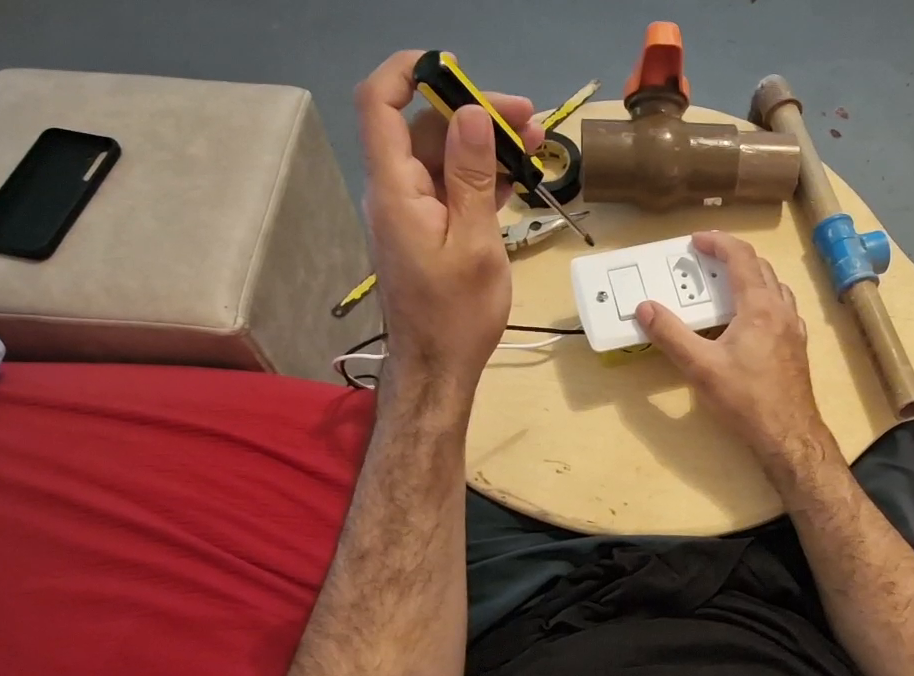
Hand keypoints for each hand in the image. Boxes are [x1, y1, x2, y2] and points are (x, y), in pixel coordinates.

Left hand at [355, 52, 543, 397]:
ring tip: (536, 145)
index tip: (454, 68)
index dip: (407, 71)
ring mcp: (412, 212)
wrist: (438, 368)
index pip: (378, 104)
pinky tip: (516, 177)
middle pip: (424, 129)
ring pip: (443, 158)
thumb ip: (471, 177)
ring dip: (486, 146)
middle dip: (474, 114)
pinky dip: (480, 178)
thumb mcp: (474, 244)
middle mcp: (396, 192)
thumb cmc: (457, 315)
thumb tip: (471, 114)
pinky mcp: (428, 231)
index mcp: (396, 190)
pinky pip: (450, 189)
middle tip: (530, 120)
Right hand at [634, 232, 830, 461]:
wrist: (787, 433)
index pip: (741, 258)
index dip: (718, 243)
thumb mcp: (700, 368)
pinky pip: (783, 310)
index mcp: (759, 307)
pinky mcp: (797, 348)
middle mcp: (781, 310)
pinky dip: (765, 301)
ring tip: (727, 285)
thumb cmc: (745, 400)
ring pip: (776, 288)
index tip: (696, 241)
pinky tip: (752, 320)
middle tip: (706, 261)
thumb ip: (671, 335)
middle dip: (733, 257)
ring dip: (752, 277)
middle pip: (760, 268)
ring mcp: (793, 329)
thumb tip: (645, 308)